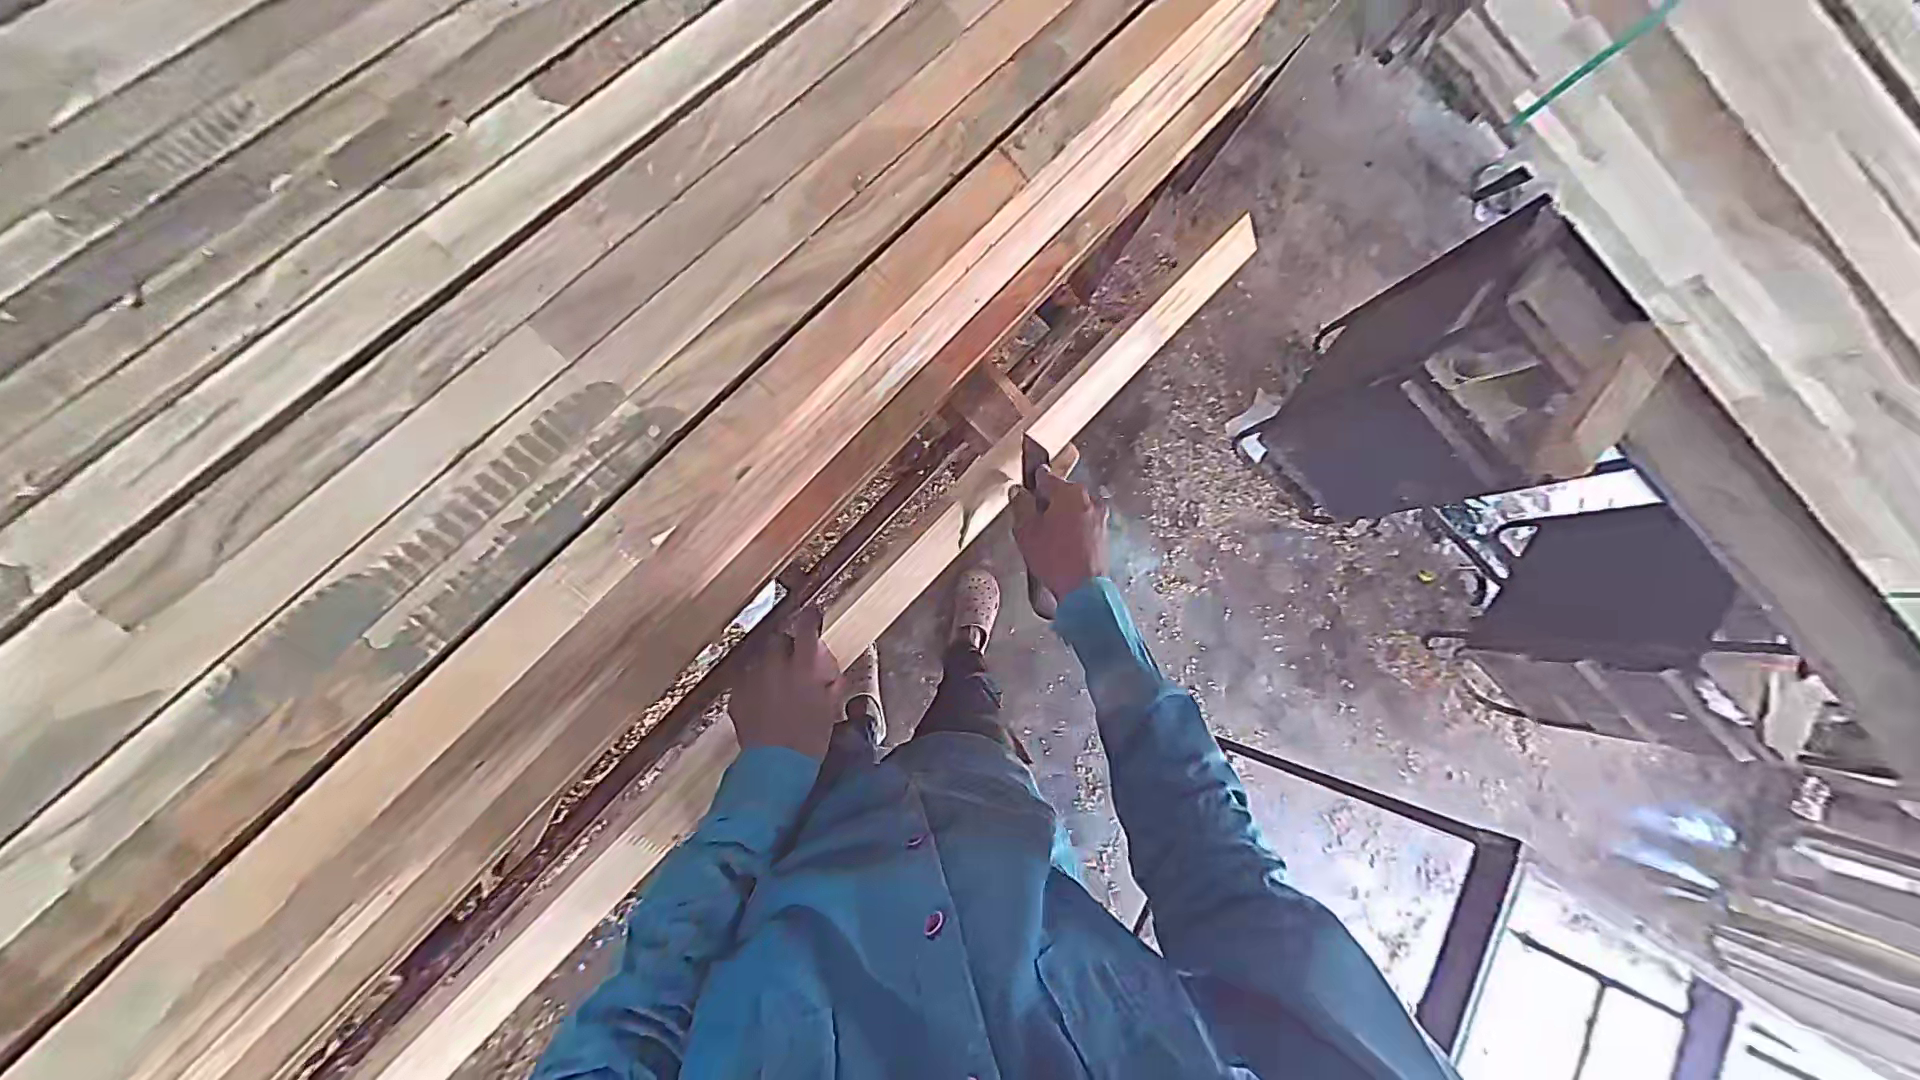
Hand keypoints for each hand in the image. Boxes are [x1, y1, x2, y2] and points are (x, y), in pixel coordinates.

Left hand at [729, 606, 842, 758]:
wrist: (775, 767)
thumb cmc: (811, 739)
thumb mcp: (829, 707)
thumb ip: (830, 683)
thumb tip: (830, 672)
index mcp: (804, 666)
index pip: (807, 627)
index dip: (810, 619)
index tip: (813, 617)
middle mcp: (775, 665)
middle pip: (778, 639)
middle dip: (787, 646)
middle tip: (795, 661)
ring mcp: (752, 679)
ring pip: (759, 659)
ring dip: (770, 665)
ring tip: (778, 685)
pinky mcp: (736, 695)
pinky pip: (746, 679)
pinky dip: (755, 685)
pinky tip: (763, 702)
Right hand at [1010, 465, 1108, 601]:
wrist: (1083, 589)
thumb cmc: (1054, 558)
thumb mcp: (1026, 530)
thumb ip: (1021, 505)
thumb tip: (1018, 492)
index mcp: (1068, 492)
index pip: (1046, 477)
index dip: (1032, 483)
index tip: (1025, 489)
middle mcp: (1088, 499)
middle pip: (1062, 493)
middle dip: (1047, 503)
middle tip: (1032, 520)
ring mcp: (1099, 517)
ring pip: (1074, 509)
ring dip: (1061, 517)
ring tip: (1046, 537)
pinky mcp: (1104, 534)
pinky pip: (1083, 524)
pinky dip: (1073, 529)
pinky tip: (1061, 546)